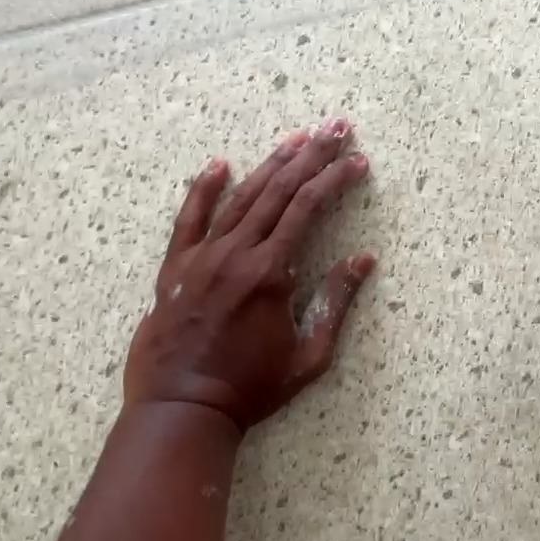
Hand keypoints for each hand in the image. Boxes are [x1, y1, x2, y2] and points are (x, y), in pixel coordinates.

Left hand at [123, 120, 376, 432]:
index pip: (309, 208)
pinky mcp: (174, 268)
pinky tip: (218, 164)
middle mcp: (236, 254)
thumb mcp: (309, 355)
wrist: (181, 411)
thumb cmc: (251, 388)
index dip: (336, 179)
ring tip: (296, 137)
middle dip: (312, 156)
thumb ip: (336, 302)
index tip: (358, 160)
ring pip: (240, 197)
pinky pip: (188, 219)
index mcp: (270, 272)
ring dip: (271, 163)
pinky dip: (202, 189)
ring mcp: (201, 257)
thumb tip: (365, 259)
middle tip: (335, 129)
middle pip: (279, 191)